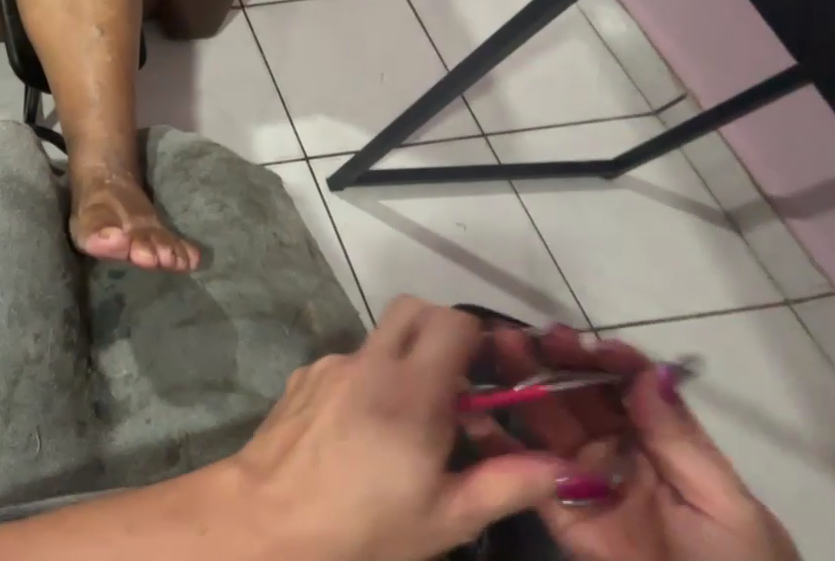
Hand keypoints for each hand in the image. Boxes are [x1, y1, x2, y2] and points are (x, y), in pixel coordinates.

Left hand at [230, 297, 566, 560]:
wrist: (268, 516)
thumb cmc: (364, 524)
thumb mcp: (448, 517)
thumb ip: (509, 483)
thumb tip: (567, 467)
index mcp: (408, 391)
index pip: (451, 323)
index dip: (480, 338)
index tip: (495, 373)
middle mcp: (365, 363)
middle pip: (411, 311)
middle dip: (443, 332)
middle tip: (462, 384)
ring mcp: (328, 365)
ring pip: (378, 339)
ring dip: (405, 361)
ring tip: (416, 422)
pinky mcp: (302, 376)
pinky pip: (348, 363)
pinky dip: (369, 380)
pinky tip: (368, 429)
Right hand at [471, 327, 799, 560]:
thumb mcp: (727, 506)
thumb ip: (679, 441)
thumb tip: (647, 372)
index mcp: (660, 445)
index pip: (627, 389)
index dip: (605, 361)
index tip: (582, 340)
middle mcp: (613, 450)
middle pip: (575, 394)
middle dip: (548, 359)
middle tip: (518, 333)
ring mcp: (577, 474)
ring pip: (540, 417)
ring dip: (515, 380)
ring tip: (490, 349)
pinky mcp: (548, 503)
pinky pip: (515, 465)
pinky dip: (488, 435)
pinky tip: (469, 406)